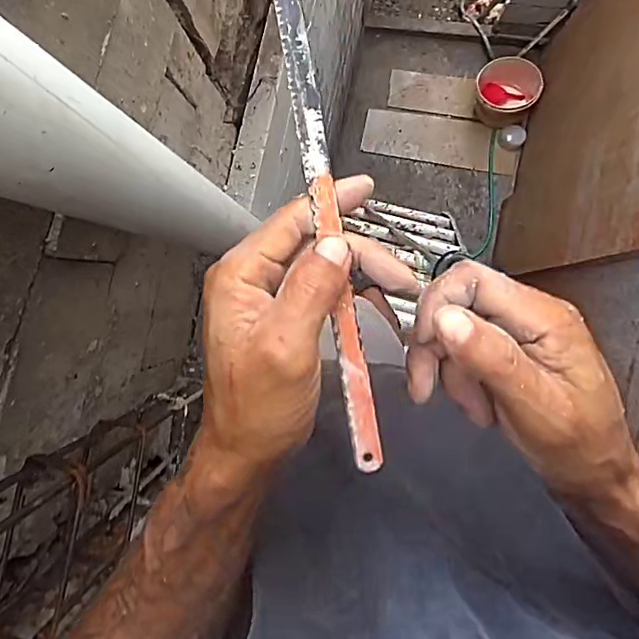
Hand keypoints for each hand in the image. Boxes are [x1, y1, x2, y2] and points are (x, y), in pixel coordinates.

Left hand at [195, 176, 419, 480]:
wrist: (248, 450)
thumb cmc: (255, 408)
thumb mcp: (286, 348)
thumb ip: (310, 291)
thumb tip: (334, 244)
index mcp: (240, 277)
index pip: (288, 223)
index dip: (328, 203)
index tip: (360, 188)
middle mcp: (251, 280)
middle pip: (313, 245)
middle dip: (359, 255)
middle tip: (398, 275)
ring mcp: (267, 298)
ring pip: (323, 269)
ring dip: (361, 278)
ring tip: (395, 295)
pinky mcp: (284, 316)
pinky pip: (323, 293)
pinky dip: (351, 299)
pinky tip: (373, 311)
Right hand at [406, 260, 638, 502]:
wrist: (594, 476)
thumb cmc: (580, 447)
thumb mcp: (534, 405)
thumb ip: (491, 357)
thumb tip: (446, 318)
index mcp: (545, 317)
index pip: (470, 279)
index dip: (436, 307)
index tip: (424, 345)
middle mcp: (531, 314)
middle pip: (455, 302)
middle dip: (435, 344)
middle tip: (427, 382)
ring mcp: (518, 329)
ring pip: (452, 326)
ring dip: (447, 367)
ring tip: (472, 404)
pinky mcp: (505, 346)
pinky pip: (461, 346)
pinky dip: (456, 374)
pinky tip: (475, 400)